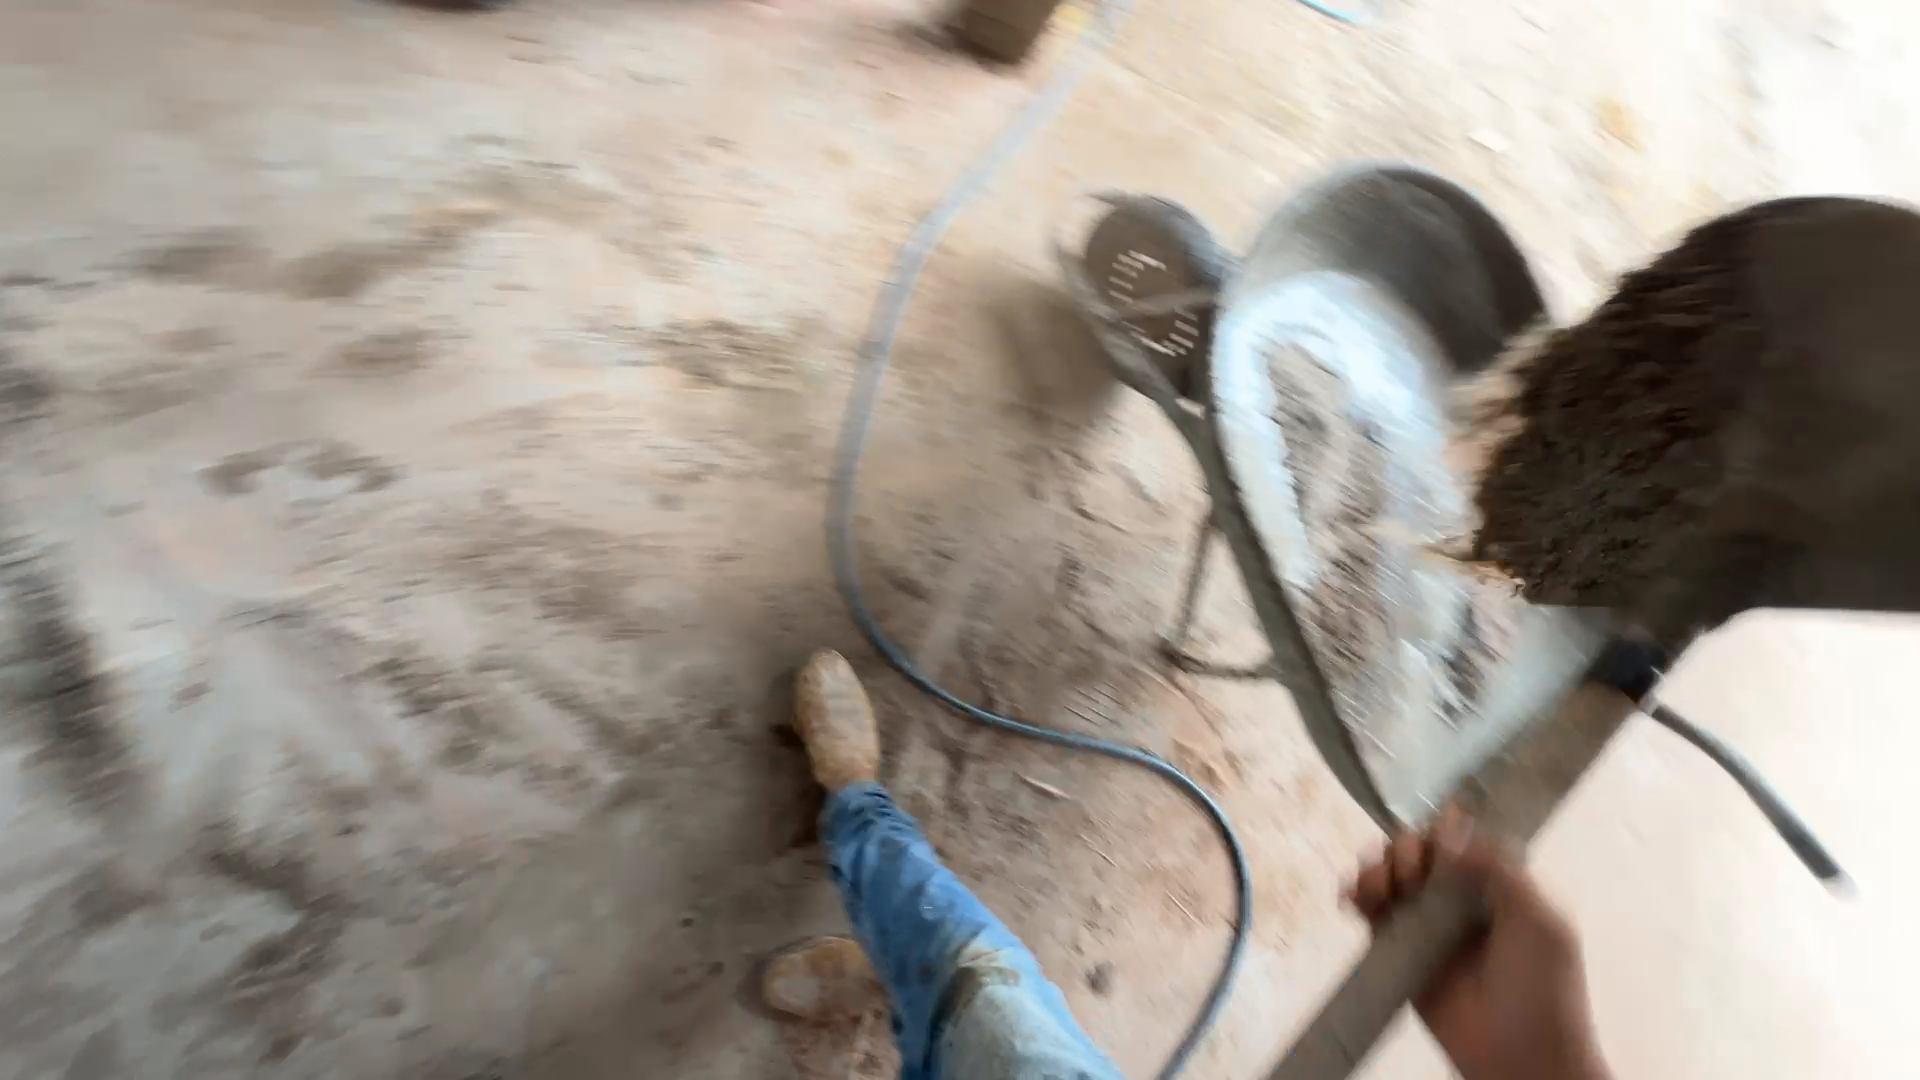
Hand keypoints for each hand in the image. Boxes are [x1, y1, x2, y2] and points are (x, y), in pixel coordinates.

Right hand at [1347, 812, 1612, 1079]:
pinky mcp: (1393, 943)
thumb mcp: (1542, 924)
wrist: (1520, 1058)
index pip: (1453, 835)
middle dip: (1402, 852)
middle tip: (1411, 879)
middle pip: (1412, 847)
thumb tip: (1446, 829)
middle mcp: (1452, 893)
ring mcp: (1420, 918)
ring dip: (1373, 869)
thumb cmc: (1541, 990)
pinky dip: (1351, 894)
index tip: (1436, 847)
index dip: (1437, 831)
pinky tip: (1350, 902)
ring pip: (1383, 870)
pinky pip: (1364, 906)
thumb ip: (1500, 870)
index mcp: (1491, 882)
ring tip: (1378, 894)